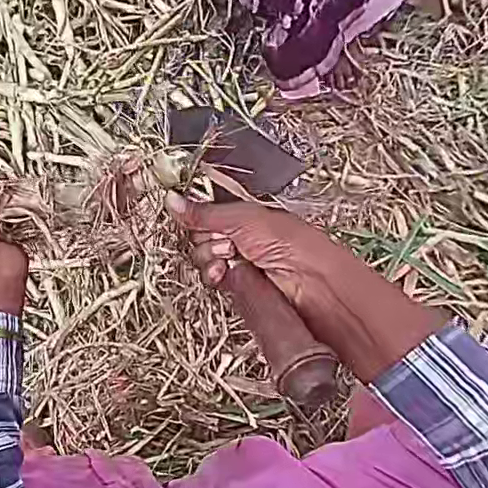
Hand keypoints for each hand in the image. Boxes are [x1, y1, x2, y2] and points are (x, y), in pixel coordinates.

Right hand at [168, 195, 445, 379]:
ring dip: (208, 259)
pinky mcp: (239, 287)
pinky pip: (212, 280)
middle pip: (202, 236)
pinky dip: (213, 277)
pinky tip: (222, 275)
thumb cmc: (294, 246)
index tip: (199, 220)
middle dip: (206, 240)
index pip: (208, 212)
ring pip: (204, 259)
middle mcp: (243, 238)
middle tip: (225, 244)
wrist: (315, 287)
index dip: (201, 217)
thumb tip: (172, 200)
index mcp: (248, 215)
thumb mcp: (245, 220)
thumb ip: (205, 213)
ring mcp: (241, 263)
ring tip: (228, 260)